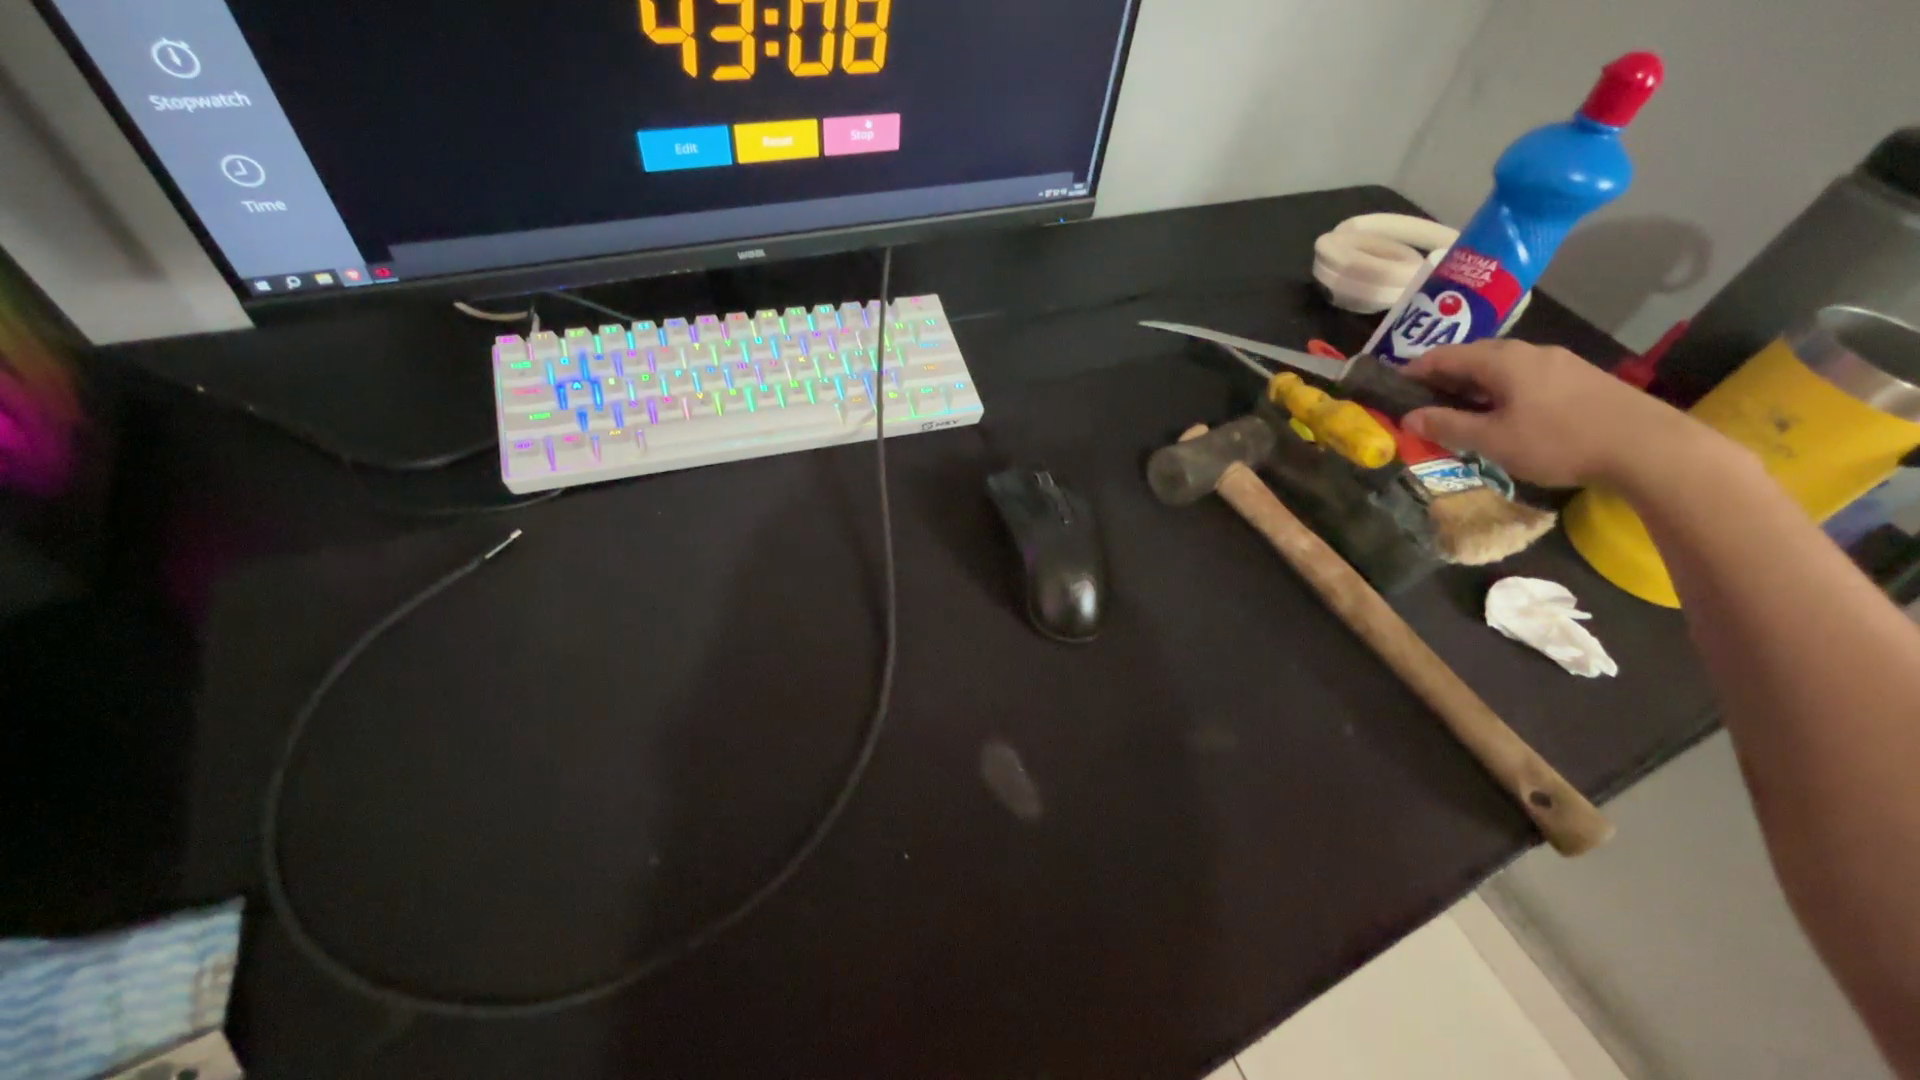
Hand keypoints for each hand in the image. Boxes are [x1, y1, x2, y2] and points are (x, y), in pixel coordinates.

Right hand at [1401, 339, 1706, 488]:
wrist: (1645, 445)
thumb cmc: (1558, 441)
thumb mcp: (1493, 440)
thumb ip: (1448, 426)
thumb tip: (1409, 417)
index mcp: (1501, 360)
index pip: (1443, 356)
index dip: (1413, 371)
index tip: (1391, 388)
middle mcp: (1528, 351)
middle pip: (1473, 357)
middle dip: (1442, 377)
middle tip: (1421, 402)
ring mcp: (1557, 362)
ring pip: (1500, 367)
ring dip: (1473, 385)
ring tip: (1457, 411)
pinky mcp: (1578, 378)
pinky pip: (1524, 376)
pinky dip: (1499, 390)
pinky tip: (1501, 414)